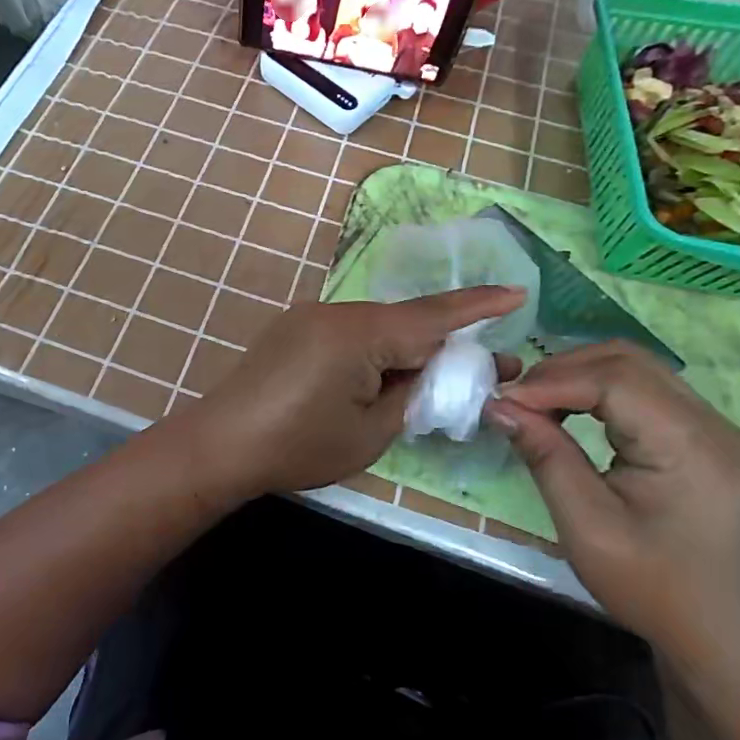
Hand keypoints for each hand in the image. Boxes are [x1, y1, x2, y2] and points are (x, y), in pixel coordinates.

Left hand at [170, 287, 525, 497]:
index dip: (478, 307)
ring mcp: (307, 318)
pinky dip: (370, 353)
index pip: (432, 316)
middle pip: (403, 323)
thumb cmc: (299, 445)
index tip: (518, 293)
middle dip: (442, 345)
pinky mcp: (290, 331)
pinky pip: (346, 334)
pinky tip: (377, 380)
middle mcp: (333, 311)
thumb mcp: (372, 431)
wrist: (222, 444)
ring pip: (373, 329)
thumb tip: (434, 372)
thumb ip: (412, 394)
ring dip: (402, 352)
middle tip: (485, 372)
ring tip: (428, 385)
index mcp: (358, 331)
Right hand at [486, 342, 739, 664]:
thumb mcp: (586, 526)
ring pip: (642, 371)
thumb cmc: (655, 589)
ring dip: (583, 377)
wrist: (730, 644)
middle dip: (564, 369)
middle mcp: (716, 426)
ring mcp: (721, 433)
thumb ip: (545, 455)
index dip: (550, 380)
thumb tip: (499, 406)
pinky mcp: (715, 445)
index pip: (613, 379)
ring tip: (540, 406)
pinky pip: (654, 395)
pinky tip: (578, 418)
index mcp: (692, 446)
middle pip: (630, 361)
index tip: (502, 400)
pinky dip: (606, 394)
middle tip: (517, 399)